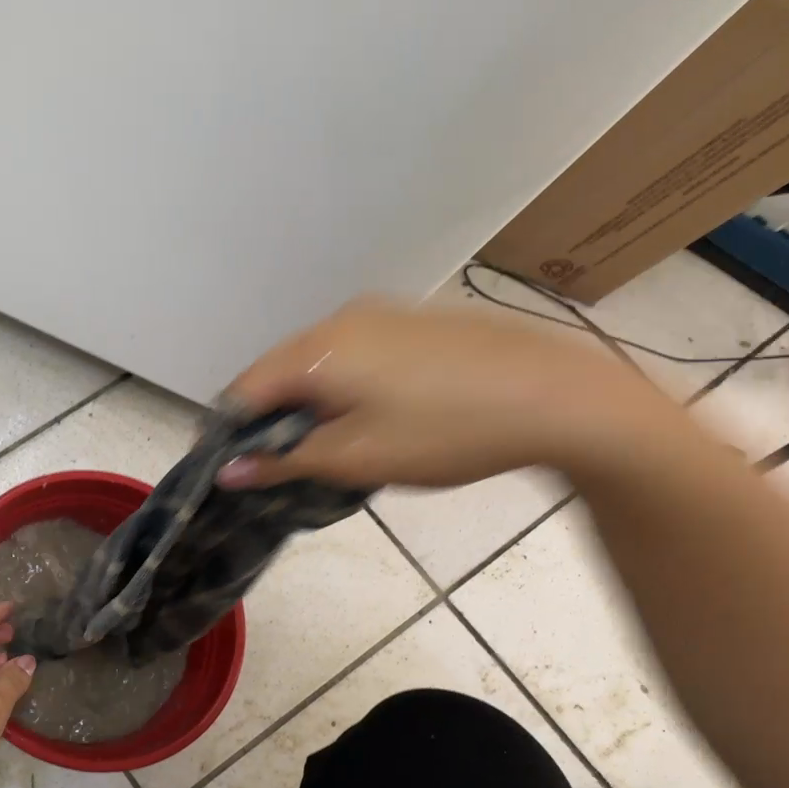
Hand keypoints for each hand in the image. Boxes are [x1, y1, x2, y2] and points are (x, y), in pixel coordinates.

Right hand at [214, 299, 679, 489]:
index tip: (234, 473)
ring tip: (329, 446)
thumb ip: (280, 463)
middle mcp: (339, 319)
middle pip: (276, 372)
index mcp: (316, 349)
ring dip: (305, 404)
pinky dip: (340, 386)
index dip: (228, 435)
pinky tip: (371, 415)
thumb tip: (224, 473)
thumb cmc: (446, 432)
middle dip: (268, 419)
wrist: (565, 398)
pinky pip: (351, 354)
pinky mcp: (414, 320)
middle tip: (283, 466)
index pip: (242, 390)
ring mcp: (380, 314)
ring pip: (315, 363)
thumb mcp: (354, 458)